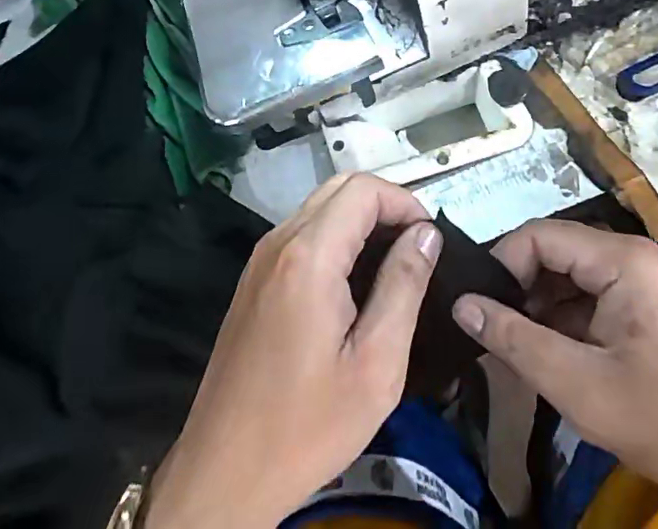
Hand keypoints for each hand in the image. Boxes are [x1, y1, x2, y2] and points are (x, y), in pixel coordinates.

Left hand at [146, 174, 440, 528]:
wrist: (226, 468)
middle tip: (417, 250)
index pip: (362, 190)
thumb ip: (403, 286)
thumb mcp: (376, 364)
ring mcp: (260, 259)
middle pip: (339, 189)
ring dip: (360, 221)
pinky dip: (336, 238)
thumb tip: (425, 234)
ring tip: (394, 267)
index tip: (431, 241)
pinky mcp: (254, 279)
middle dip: (385, 206)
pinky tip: (356, 282)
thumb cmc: (308, 424)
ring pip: (319, 208)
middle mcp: (278, 243)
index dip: (405, 202)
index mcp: (307, 256)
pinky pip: (301, 235)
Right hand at [453, 220, 657, 528]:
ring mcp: (643, 280)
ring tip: (512, 343)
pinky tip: (547, 353)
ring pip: (570, 276)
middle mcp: (633, 256)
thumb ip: (514, 338)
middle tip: (490, 327)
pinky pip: (591, 297)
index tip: (478, 305)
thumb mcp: (577, 384)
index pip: (539, 237)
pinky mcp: (647, 306)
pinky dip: (563, 320)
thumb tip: (462, 305)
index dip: (502, 265)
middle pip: (554, 253)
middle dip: (519, 287)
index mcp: (623, 260)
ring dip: (539, 307)